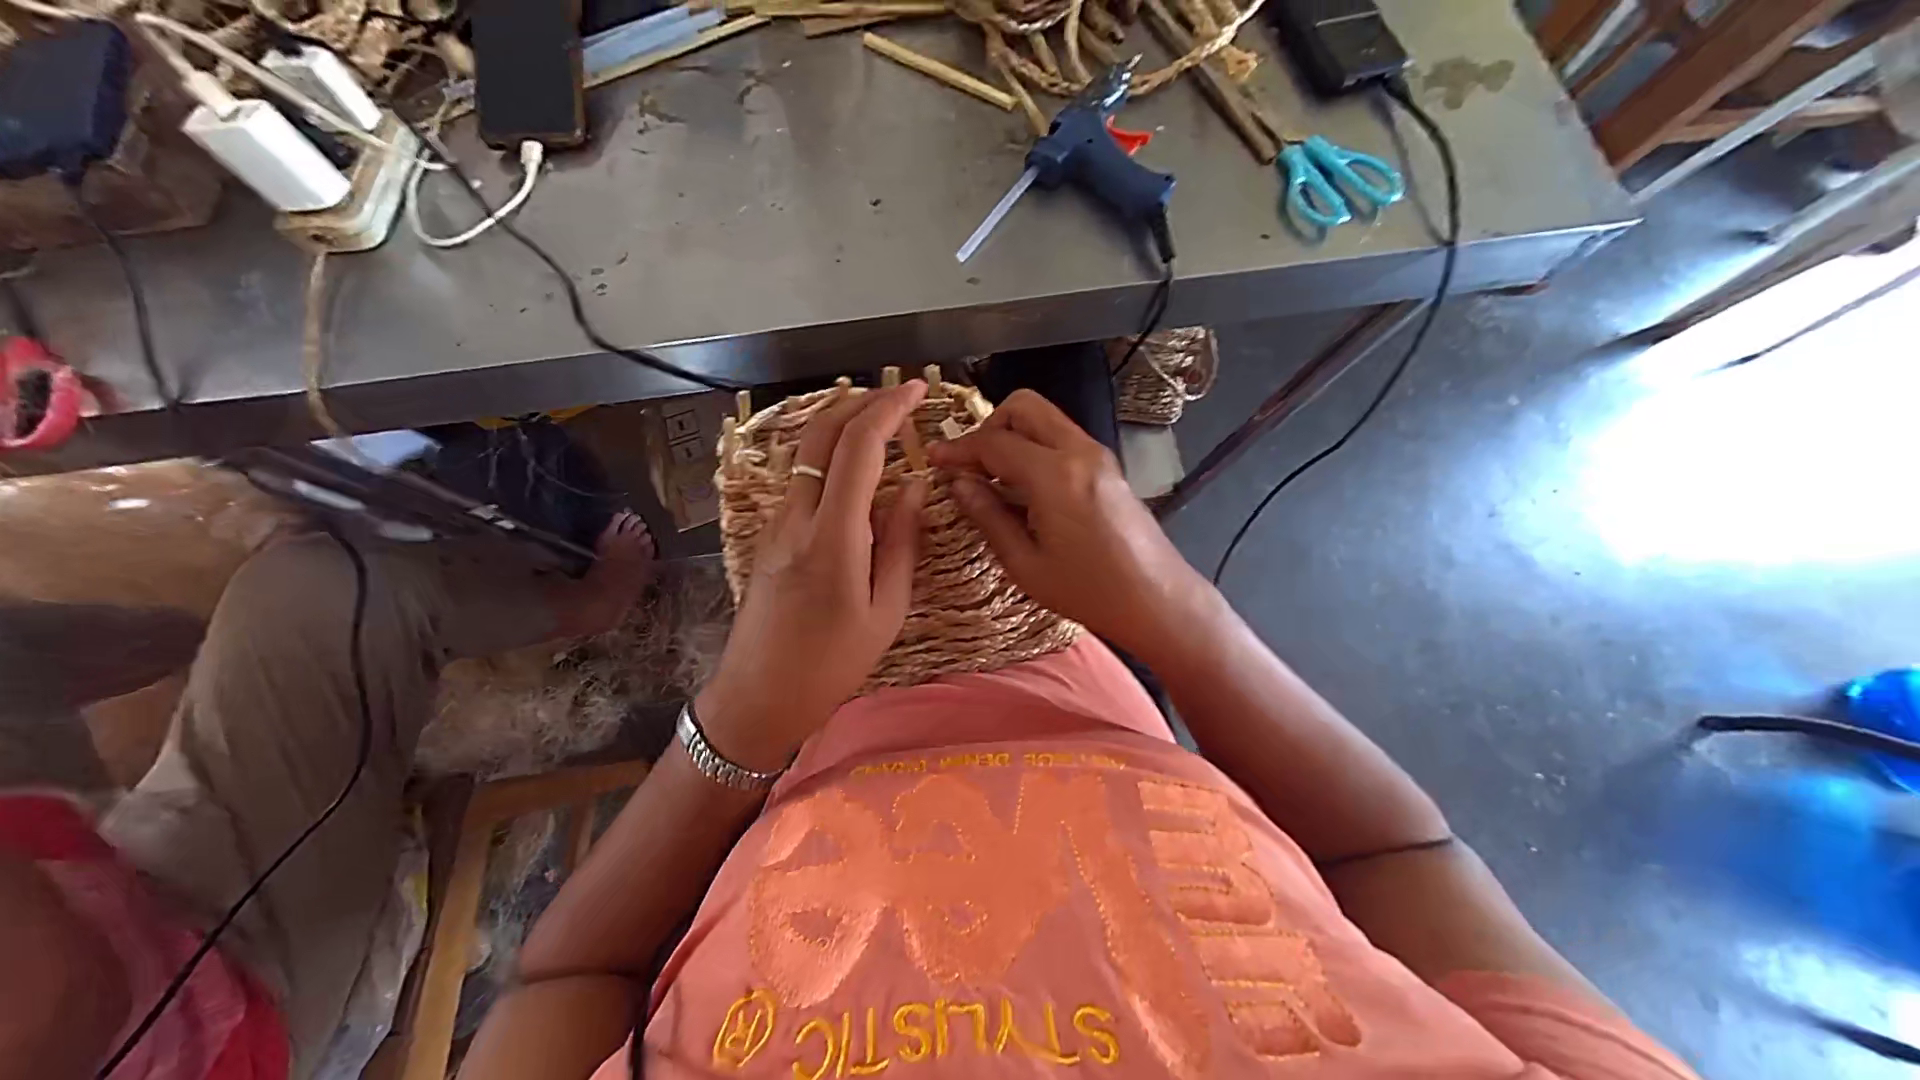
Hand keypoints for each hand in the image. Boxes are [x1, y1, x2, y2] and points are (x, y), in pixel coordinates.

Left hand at [696, 382, 929, 770]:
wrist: (758, 694)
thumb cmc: (832, 664)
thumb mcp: (886, 610)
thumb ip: (902, 541)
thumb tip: (914, 486)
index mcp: (833, 538)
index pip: (858, 448)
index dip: (888, 409)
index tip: (915, 391)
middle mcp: (797, 518)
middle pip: (822, 434)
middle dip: (861, 401)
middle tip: (899, 396)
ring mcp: (776, 523)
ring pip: (807, 452)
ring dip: (843, 424)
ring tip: (884, 422)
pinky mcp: (769, 533)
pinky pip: (803, 478)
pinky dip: (831, 455)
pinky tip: (858, 466)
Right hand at [928, 390, 1205, 661]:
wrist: (1158, 600)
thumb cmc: (1088, 592)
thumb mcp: (1025, 564)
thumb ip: (988, 516)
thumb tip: (959, 484)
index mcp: (1054, 475)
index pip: (994, 442)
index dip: (959, 449)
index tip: (935, 460)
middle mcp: (1078, 452)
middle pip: (1024, 406)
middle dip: (989, 427)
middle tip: (971, 464)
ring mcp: (1098, 455)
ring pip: (1045, 419)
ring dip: (1013, 436)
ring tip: (992, 478)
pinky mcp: (1108, 467)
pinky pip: (1062, 439)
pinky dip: (1035, 448)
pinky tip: (1023, 488)